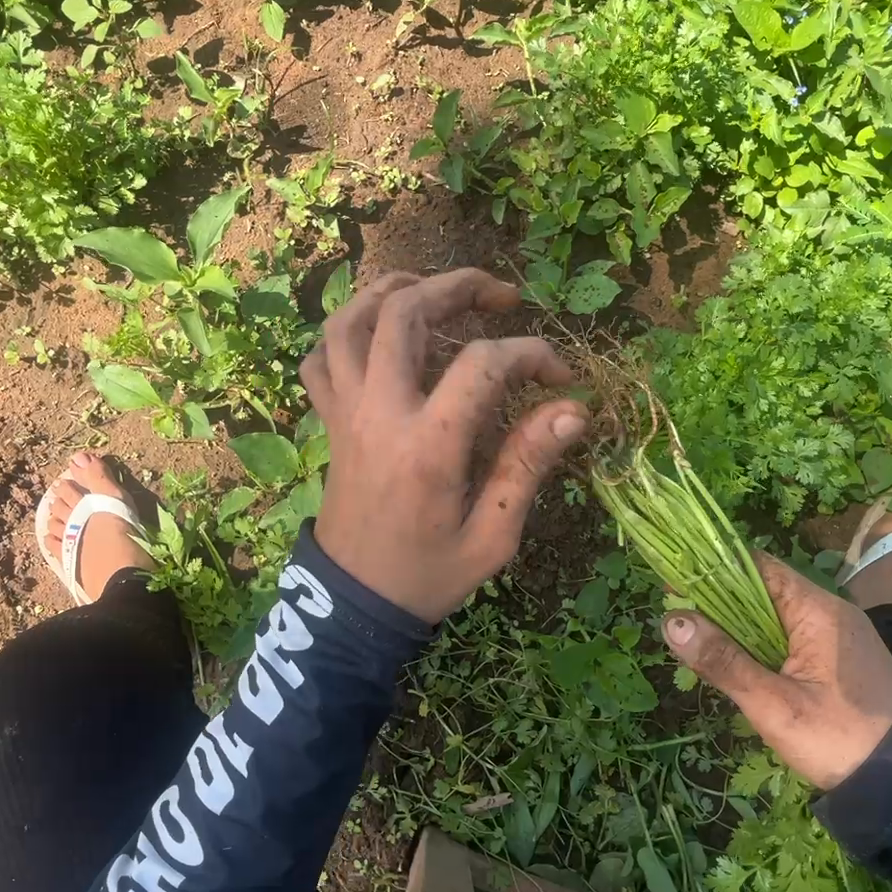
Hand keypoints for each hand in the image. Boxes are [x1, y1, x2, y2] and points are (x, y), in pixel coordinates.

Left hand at [303, 269, 588, 622]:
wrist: (352, 605)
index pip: (482, 364)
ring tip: (433, 288)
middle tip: (500, 295)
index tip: (560, 378)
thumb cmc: (428, 576)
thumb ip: (527, 466)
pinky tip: (379, 336)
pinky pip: (319, 358)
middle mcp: (379, 413)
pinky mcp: (329, 422)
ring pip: (350, 322)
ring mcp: (345, 413)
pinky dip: (345, 331)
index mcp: (428, 445)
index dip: (532, 355)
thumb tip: (572, 410)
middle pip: (404, 313)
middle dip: (457, 287)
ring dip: (392, 290)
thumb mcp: (491, 537)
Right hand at [662, 555, 891, 788]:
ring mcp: (832, 636)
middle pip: (760, 589)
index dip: (713, 570)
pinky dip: (755, 643)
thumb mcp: (775, 704)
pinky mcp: (833, 659)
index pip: (757, 567)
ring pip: (769, 615)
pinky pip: (784, 637)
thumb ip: (723, 661)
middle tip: (676, 620)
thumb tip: (670, 620)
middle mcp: (826, 612)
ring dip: (733, 626)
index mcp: (817, 610)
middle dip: (717, 601)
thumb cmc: (840, 740)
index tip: (674, 586)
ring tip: (695, 642)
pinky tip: (731, 662)